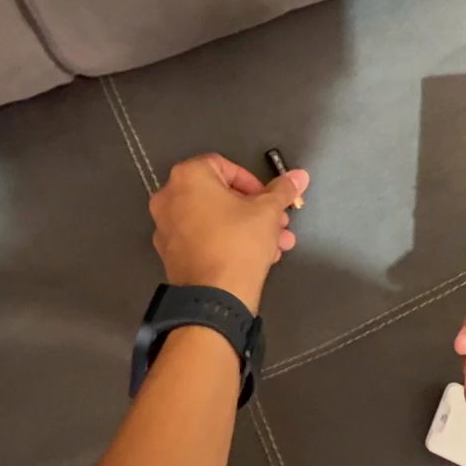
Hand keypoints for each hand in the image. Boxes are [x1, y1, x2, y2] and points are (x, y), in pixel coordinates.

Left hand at [148, 154, 308, 312]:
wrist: (214, 299)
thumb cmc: (239, 242)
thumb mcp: (268, 211)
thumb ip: (283, 190)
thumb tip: (299, 175)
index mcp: (188, 177)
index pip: (225, 166)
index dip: (253, 182)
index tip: (270, 199)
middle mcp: (169, 197)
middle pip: (221, 194)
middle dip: (255, 209)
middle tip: (279, 223)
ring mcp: (166, 227)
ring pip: (215, 218)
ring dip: (247, 227)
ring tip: (277, 244)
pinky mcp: (170, 253)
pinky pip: (203, 237)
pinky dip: (226, 241)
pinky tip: (257, 257)